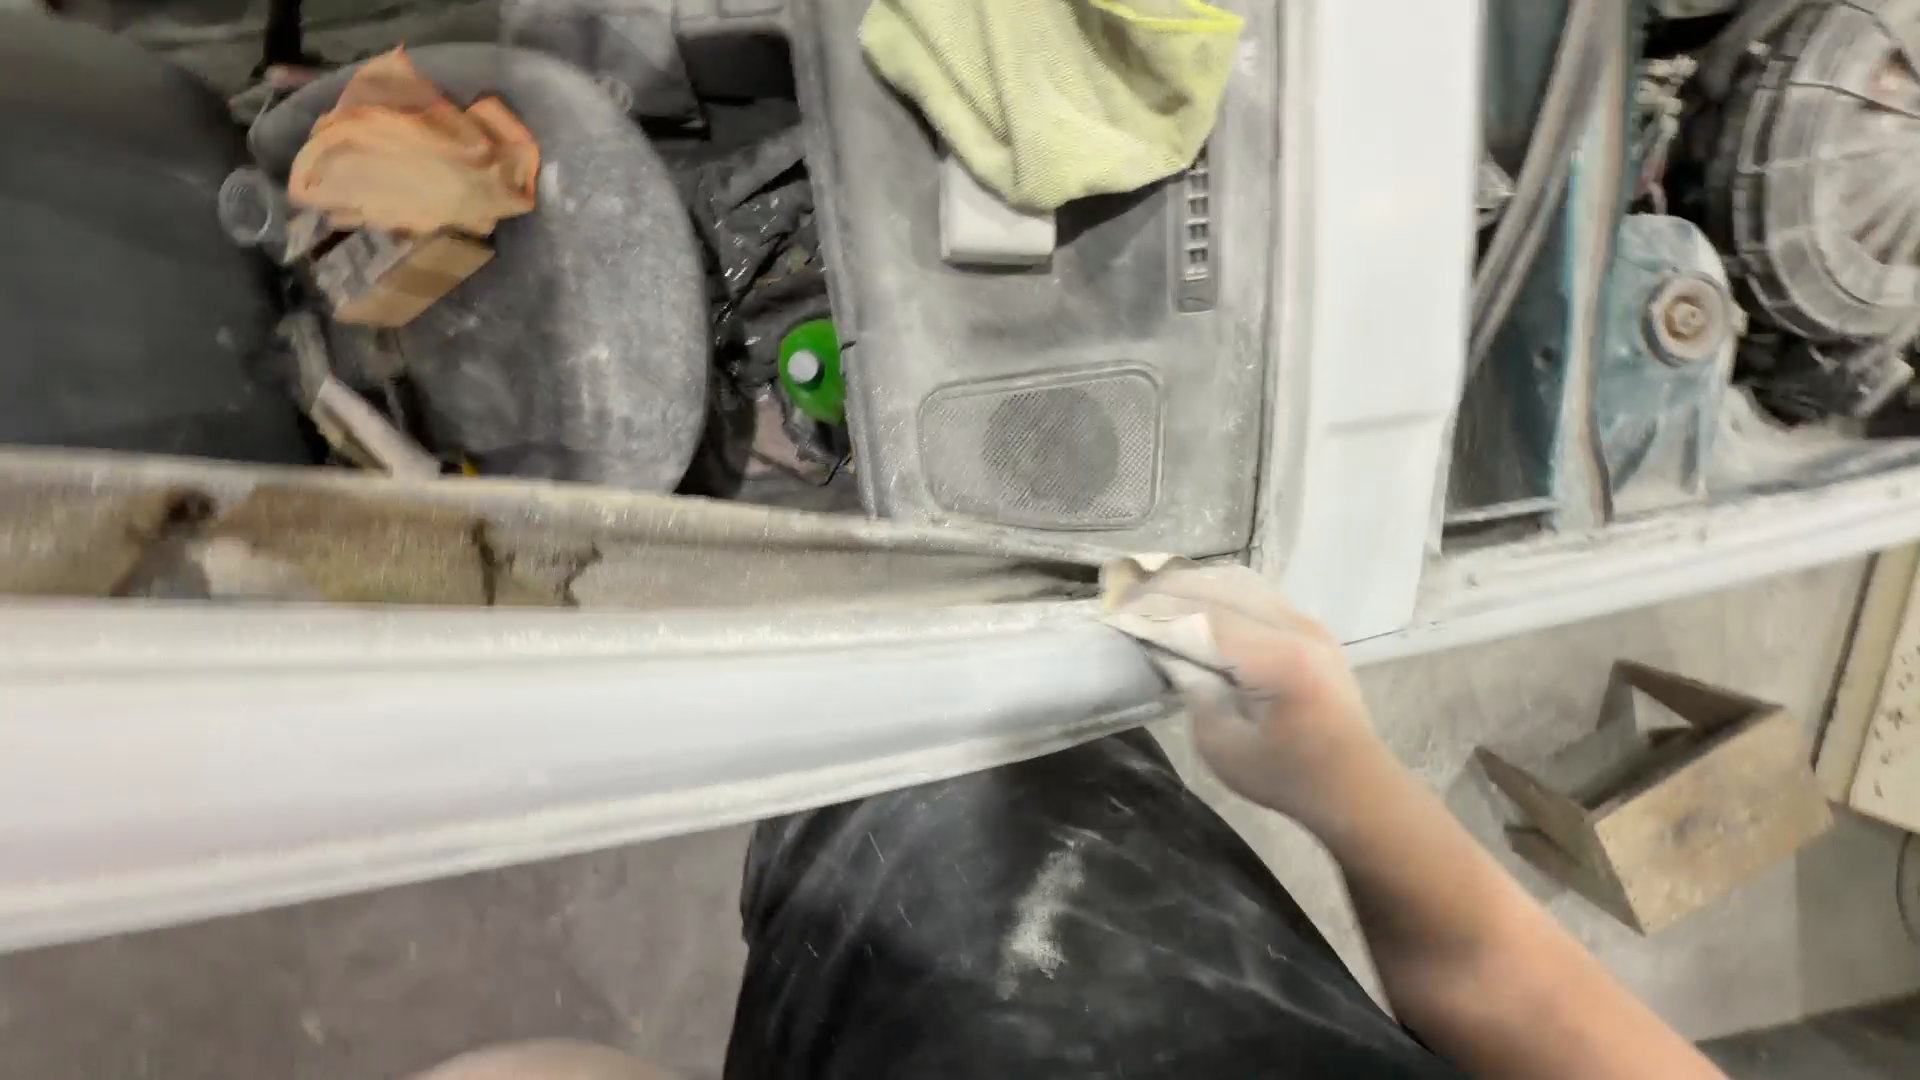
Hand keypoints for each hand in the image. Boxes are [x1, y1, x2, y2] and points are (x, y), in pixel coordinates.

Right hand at [1113, 563, 1389, 824]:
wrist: (1356, 786)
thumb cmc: (1285, 776)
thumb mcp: (1220, 744)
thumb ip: (1190, 687)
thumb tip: (1165, 647)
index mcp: (1278, 661)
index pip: (1202, 619)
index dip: (1154, 612)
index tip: (1116, 610)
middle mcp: (1296, 628)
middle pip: (1217, 589)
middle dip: (1165, 588)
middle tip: (1123, 593)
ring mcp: (1305, 621)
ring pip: (1235, 581)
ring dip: (1189, 582)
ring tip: (1148, 589)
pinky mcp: (1307, 625)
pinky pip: (1252, 591)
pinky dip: (1213, 589)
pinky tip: (1188, 598)